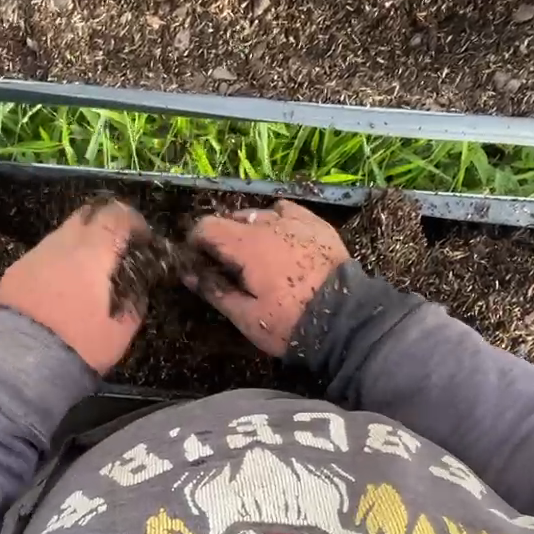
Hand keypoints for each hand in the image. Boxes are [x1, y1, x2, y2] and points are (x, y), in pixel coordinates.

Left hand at [0, 200, 148, 373]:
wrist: (24, 363)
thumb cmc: (81, 345)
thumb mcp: (122, 330)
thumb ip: (135, 300)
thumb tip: (137, 286)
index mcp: (93, 252)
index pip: (117, 215)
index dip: (134, 221)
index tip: (142, 239)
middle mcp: (62, 244)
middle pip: (86, 216)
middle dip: (104, 227)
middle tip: (115, 251)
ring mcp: (35, 256)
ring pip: (62, 236)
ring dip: (78, 248)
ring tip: (85, 277)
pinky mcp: (14, 272)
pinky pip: (42, 258)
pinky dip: (56, 265)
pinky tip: (59, 291)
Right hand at [188, 201, 350, 356]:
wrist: (344, 320)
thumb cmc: (288, 323)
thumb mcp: (245, 316)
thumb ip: (215, 290)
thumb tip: (188, 273)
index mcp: (246, 245)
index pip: (207, 227)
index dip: (195, 242)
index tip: (197, 262)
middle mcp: (268, 224)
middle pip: (231, 217)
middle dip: (221, 237)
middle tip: (226, 267)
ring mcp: (295, 221)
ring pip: (259, 213)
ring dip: (248, 229)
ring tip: (254, 256)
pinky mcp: (317, 225)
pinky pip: (287, 211)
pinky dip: (275, 221)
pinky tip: (280, 239)